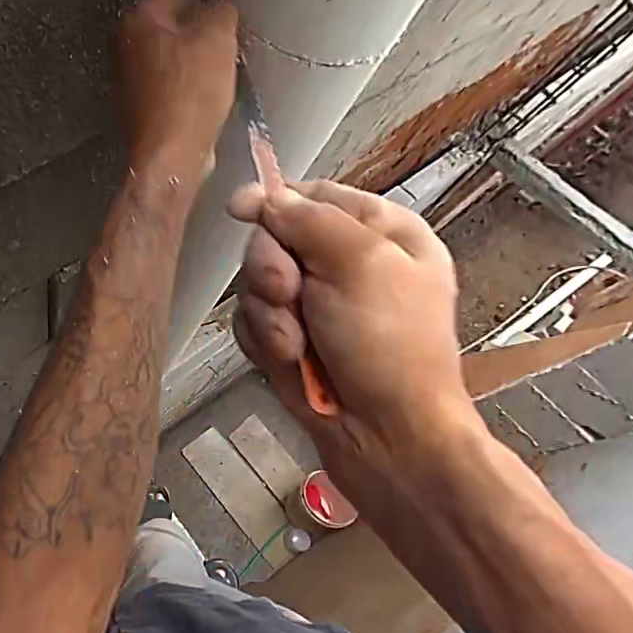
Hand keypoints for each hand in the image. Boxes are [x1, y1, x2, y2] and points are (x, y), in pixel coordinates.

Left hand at [113, 0, 238, 181]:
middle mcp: (124, 50)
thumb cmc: (188, 99)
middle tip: (224, 24)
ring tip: (219, 59)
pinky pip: (167, 86)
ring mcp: (127, 83)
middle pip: (169, 24)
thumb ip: (222, 10)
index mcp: (138, 22)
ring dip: (191, 56)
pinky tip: (203, 90)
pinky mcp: (138, 111)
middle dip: (196, 23)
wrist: (169, 158)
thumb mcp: (218, 38)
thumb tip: (220, 8)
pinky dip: (184, 83)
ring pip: (167, 56)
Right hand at [231, 180, 473, 449]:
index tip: (241, 210)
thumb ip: (309, 221)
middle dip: (271, 272)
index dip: (275, 201)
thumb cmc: (391, 348)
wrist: (384, 436)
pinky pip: (251, 323)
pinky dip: (264, 341)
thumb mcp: (361, 265)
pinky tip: (290, 360)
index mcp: (380, 233)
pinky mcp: (288, 338)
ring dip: (269, 316)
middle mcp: (343, 265)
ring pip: (255, 286)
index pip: (313, 197)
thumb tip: (261, 196)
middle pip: (273, 241)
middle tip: (290, 297)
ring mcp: (313, 305)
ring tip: (298, 346)